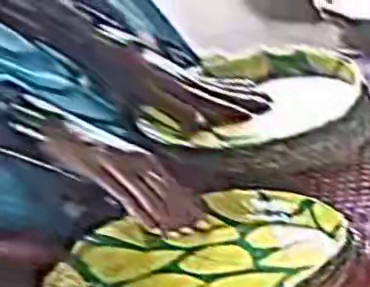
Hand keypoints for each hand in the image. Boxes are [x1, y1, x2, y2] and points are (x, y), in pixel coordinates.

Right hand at [41, 117, 202, 231]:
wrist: (52, 126)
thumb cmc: (95, 149)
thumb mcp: (130, 163)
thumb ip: (152, 182)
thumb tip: (177, 208)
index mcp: (150, 160)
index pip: (179, 189)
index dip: (193, 209)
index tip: (206, 224)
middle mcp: (137, 161)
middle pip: (168, 195)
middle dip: (182, 217)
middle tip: (191, 234)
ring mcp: (116, 163)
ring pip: (150, 198)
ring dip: (164, 220)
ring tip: (173, 234)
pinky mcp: (95, 168)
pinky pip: (124, 195)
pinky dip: (140, 214)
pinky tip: (151, 227)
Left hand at [104, 43, 270, 126]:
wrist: (98, 47)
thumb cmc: (111, 83)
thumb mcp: (120, 105)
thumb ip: (141, 128)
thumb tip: (159, 152)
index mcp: (152, 94)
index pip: (179, 110)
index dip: (194, 120)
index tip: (208, 130)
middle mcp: (169, 84)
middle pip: (205, 98)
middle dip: (228, 107)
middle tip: (252, 117)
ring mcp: (180, 77)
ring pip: (216, 88)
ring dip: (243, 96)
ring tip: (267, 102)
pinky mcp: (188, 73)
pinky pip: (217, 82)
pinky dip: (238, 86)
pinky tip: (255, 89)